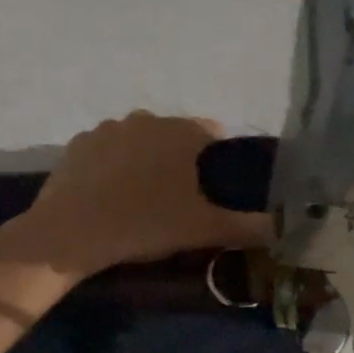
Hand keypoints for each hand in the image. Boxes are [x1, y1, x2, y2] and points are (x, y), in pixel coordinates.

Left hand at [0, 112, 271, 279]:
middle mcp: (144, 119)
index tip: (213, 189)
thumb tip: (282, 228)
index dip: (217, 160)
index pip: (211, 133)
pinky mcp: (76, 147)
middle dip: (178, 161)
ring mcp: (106, 130)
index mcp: (179, 131)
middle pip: (172, 136)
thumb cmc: (144, 224)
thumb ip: (246, 226)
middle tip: (179, 202)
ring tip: (141, 202)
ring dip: (143, 163)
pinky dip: (111, 169)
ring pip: (137, 143)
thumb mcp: (202, 229)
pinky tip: (109, 199)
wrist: (71, 233)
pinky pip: (105, 154)